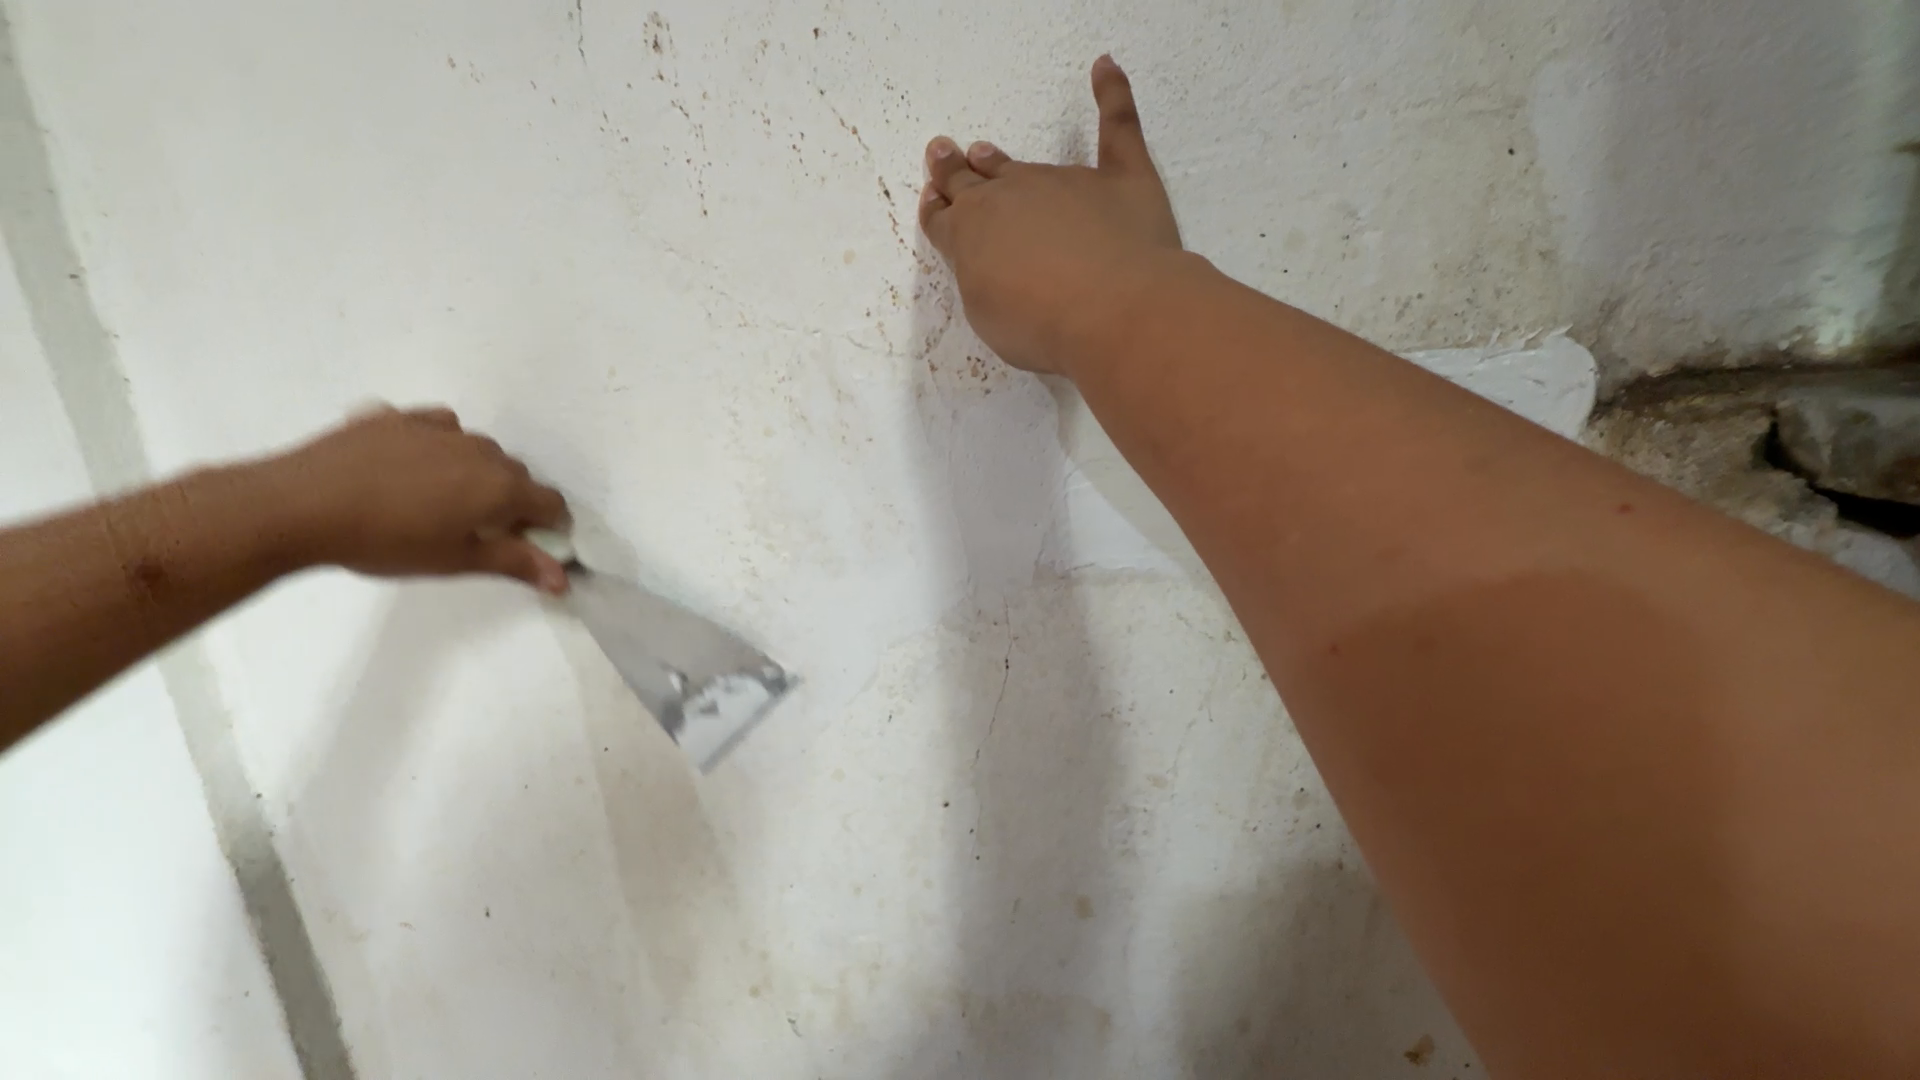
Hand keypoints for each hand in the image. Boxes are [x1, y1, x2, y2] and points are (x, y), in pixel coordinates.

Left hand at [256, 407, 571, 592]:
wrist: (295, 505)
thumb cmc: (385, 542)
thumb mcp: (454, 561)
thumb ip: (514, 563)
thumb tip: (563, 580)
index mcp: (501, 487)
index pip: (550, 502)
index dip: (545, 525)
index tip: (520, 543)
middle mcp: (482, 450)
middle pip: (516, 474)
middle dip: (508, 499)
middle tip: (472, 527)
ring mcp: (439, 428)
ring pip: (479, 449)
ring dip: (474, 470)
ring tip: (436, 497)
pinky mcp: (398, 417)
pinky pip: (437, 426)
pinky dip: (437, 443)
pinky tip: (409, 463)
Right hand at [918, 55, 1184, 375]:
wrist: (1111, 311)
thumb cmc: (1040, 326)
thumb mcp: (987, 317)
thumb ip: (982, 281)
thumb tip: (991, 261)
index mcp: (970, 236)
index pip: (944, 217)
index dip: (936, 207)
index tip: (932, 195)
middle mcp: (1009, 198)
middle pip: (973, 181)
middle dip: (953, 169)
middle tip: (942, 154)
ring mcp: (1063, 182)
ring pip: (1022, 165)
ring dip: (998, 159)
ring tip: (984, 150)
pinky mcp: (1118, 177)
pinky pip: (1117, 123)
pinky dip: (1113, 93)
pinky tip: (1105, 69)